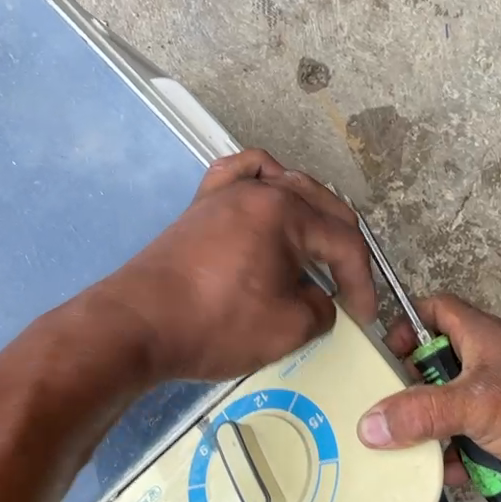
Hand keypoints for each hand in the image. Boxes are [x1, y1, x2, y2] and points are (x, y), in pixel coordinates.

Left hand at [73, 150, 375, 381]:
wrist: (136, 325)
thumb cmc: (216, 324)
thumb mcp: (288, 328)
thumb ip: (322, 309)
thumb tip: (318, 300)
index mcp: (287, 212)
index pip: (345, 243)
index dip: (363, 282)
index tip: (364, 317)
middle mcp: (260, 190)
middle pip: (323, 207)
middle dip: (345, 247)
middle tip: (351, 286)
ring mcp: (227, 192)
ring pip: (287, 184)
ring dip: (314, 215)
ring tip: (320, 247)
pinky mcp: (201, 206)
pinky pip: (240, 174)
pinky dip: (264, 179)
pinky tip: (269, 194)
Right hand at [355, 294, 500, 501]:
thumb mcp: (475, 404)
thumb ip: (422, 413)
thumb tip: (370, 425)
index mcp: (480, 336)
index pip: (434, 309)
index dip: (407, 325)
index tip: (385, 356)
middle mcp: (485, 362)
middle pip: (433, 364)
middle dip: (410, 390)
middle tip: (387, 411)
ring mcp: (494, 399)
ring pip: (446, 407)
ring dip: (430, 430)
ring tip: (405, 449)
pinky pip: (464, 440)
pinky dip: (453, 456)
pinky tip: (444, 474)